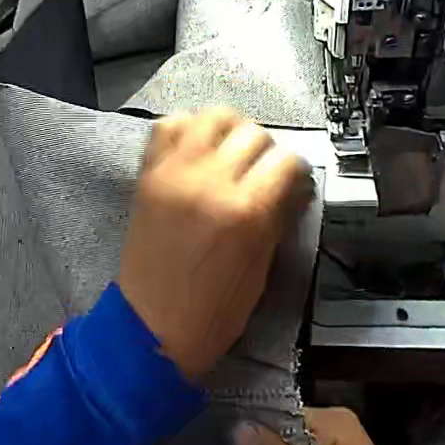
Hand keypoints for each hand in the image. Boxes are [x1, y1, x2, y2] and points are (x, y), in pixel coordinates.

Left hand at [118, 107, 311, 377]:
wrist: (150, 328)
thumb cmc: (215, 310)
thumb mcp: (262, 266)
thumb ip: (280, 217)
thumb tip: (296, 187)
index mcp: (245, 210)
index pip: (286, 160)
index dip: (296, 170)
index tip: (294, 181)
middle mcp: (209, 181)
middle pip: (253, 133)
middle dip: (267, 151)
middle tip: (263, 172)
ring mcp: (174, 173)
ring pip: (213, 116)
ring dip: (231, 129)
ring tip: (232, 152)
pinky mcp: (148, 174)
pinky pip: (168, 126)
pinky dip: (189, 128)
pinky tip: (199, 149)